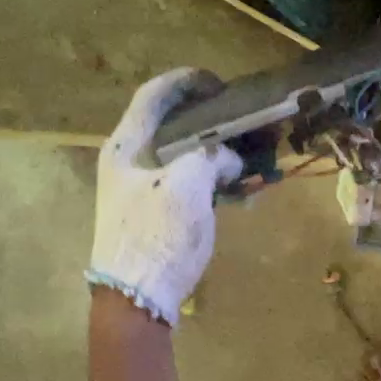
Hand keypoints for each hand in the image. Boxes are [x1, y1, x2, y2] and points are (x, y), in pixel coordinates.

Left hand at [86, 69, 242, 326]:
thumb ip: (211, 156)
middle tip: (245, 121)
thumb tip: (229, 157)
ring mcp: (140, 188)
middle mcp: (129, 161)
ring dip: (219, 153)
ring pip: (184, 155)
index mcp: (127, 146)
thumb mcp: (189, 186)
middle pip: (172, 124)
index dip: (188, 81)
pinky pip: (189, 183)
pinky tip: (243, 191)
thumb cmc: (157, 236)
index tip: (223, 84)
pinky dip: (215, 180)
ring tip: (253, 158)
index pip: (155, 94)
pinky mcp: (154, 213)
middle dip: (212, 120)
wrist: (135, 299)